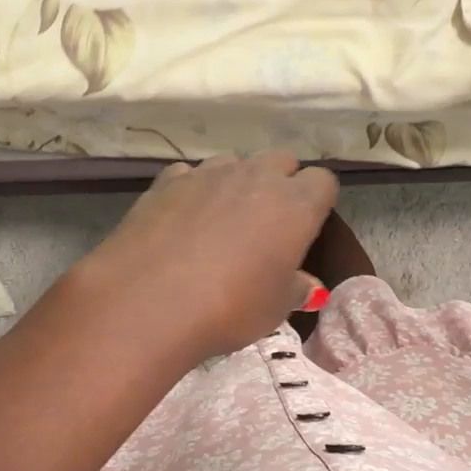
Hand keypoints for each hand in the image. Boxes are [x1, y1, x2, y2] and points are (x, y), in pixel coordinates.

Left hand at [72, 153, 337, 362]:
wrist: (148, 301)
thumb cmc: (228, 308)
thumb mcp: (274, 309)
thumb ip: (295, 289)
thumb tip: (306, 285)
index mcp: (295, 204)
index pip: (322, 181)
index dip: (316, 202)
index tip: (304, 229)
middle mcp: (255, 176)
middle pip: (279, 161)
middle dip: (279, 184)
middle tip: (266, 225)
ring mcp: (207, 173)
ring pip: (233, 163)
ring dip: (235, 183)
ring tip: (221, 222)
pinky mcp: (166, 181)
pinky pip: (190, 174)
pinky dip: (193, 190)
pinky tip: (182, 219)